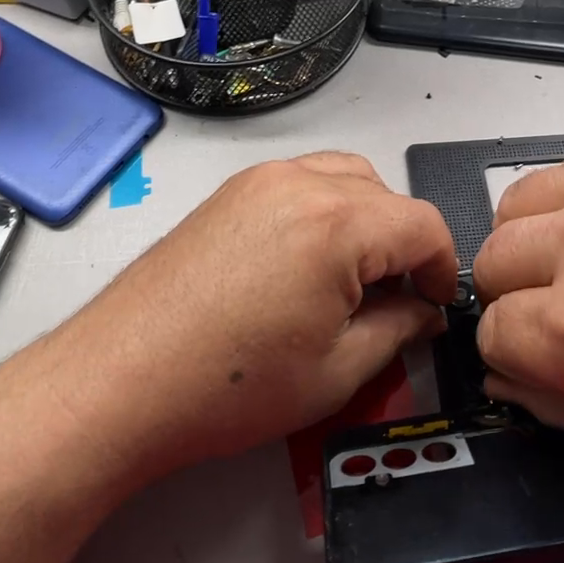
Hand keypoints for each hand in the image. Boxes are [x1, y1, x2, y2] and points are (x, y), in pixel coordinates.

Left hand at [62, 152, 456, 477]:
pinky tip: (306, 265)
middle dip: (404, 245)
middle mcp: (299, 183)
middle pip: (387, 195)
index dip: (443, 266)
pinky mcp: (231, 191)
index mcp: (336, 223)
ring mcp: (260, 181)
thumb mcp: (336, 371)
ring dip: (366, 221)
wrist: (120, 380)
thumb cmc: (224, 384)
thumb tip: (423, 311)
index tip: (435, 303)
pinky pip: (302, 182)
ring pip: (346, 178)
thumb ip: (399, 330)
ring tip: (351, 280)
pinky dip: (325, 211)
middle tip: (395, 300)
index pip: (423, 223)